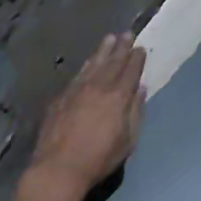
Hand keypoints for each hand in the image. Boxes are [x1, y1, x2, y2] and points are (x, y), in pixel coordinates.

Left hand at [28, 33, 145, 198]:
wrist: (60, 166)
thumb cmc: (99, 158)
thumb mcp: (127, 140)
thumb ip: (135, 112)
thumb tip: (139, 90)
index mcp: (117, 97)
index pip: (130, 71)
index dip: (136, 59)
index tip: (140, 48)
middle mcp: (97, 87)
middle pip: (111, 62)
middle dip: (120, 48)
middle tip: (126, 34)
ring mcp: (76, 90)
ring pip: (92, 64)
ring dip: (102, 51)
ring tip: (109, 39)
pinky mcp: (60, 98)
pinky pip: (77, 75)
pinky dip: (85, 66)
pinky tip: (88, 64)